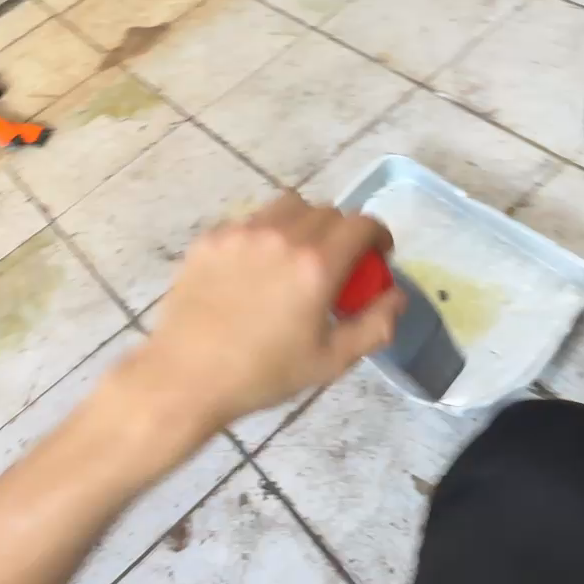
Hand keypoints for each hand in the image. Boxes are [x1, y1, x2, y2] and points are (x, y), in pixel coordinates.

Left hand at [116, 193, 406, 438]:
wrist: (186, 378)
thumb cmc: (263, 374)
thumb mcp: (330, 361)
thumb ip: (374, 325)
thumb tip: (397, 296)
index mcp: (316, 265)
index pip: (362, 224)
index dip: (378, 235)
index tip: (378, 254)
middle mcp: (281, 236)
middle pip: (328, 211)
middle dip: (343, 233)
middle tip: (338, 264)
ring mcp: (241, 233)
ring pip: (288, 206)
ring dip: (304, 224)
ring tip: (296, 257)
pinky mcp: (211, 238)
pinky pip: (250, 221)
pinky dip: (265, 234)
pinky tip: (255, 269)